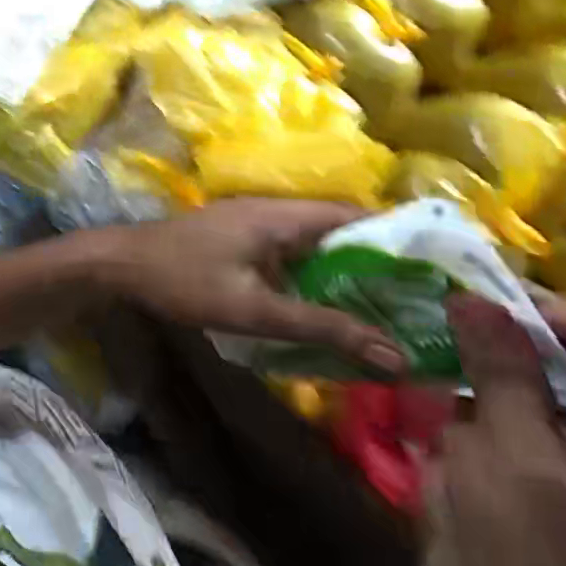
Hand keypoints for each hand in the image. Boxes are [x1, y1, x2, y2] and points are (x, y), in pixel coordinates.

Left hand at [97, 198, 405, 373]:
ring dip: (349, 269)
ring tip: (395, 308)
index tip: (443, 271)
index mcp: (279, 214)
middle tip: (427, 301)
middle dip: (381, 261)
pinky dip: (318, 274)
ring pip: (316, 242)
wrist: (121, 264)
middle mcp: (271, 210)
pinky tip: (335, 306)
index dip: (401, 239)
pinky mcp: (240, 239)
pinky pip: (292, 252)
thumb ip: (322, 327)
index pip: (355, 215)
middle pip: (339, 229)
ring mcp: (253, 223)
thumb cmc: (183, 281)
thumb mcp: (254, 308)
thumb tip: (396, 355)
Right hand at [430, 295, 565, 565]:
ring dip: (511, 342)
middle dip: (542, 326)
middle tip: (474, 302)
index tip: (516, 310)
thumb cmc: (530, 548)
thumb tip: (471, 295)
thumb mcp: (515, 456)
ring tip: (456, 319)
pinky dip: (496, 366)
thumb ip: (501, 371)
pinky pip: (537, 391)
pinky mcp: (557, 452)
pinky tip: (455, 353)